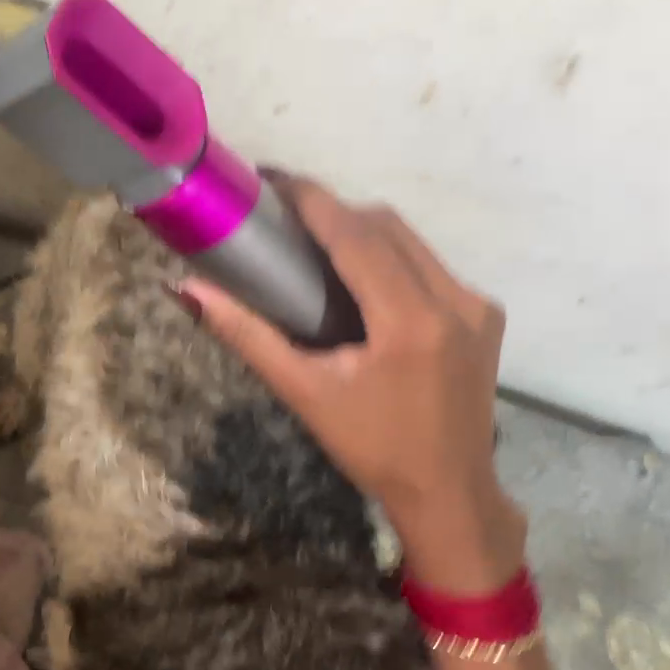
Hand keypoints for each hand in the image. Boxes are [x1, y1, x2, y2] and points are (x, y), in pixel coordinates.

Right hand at [175, 172, 524, 592]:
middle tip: (280, 214)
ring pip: (411, 240)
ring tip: (309, 239)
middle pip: (386, 226)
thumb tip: (185, 289)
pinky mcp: (483, 316)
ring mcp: (476, 306)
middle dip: (331, 210)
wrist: (448, 490)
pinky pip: (427, 263)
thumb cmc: (367, 445)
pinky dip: (386, 253)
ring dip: (360, 228)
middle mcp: (454, 300)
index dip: (312, 199)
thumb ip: (244, 334)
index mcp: (409, 319)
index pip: (356, 235)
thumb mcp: (299, 389)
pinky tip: (354, 275)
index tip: (270, 179)